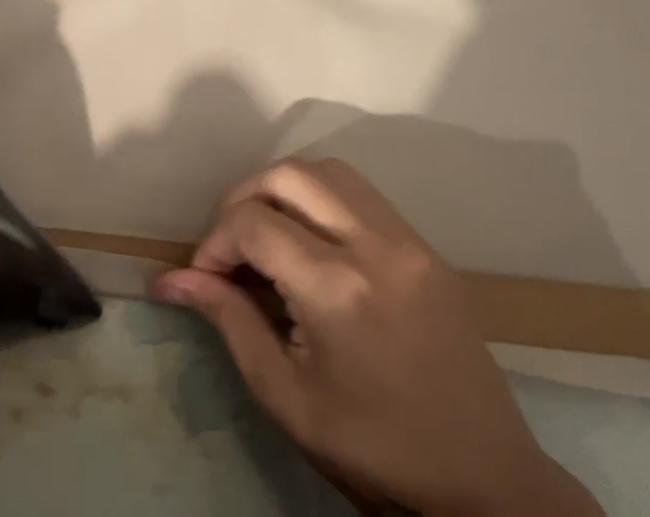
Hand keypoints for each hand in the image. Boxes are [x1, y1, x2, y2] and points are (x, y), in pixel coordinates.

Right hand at [154, 157, 601, 516]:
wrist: (483, 477)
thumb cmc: (371, 444)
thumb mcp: (283, 393)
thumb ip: (227, 319)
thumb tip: (167, 279)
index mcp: (336, 289)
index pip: (251, 222)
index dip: (212, 243)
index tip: (207, 280)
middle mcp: (377, 248)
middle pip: (290, 174)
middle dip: (243, 198)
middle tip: (231, 246)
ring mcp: (412, 244)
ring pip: (332, 172)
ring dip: (285, 192)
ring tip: (268, 239)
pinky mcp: (431, 253)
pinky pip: (365, 198)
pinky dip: (323, 204)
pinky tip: (313, 250)